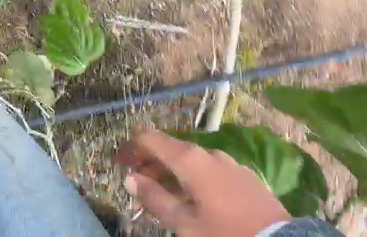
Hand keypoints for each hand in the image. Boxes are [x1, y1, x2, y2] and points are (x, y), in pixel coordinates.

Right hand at [118, 129, 291, 236]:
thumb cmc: (227, 236)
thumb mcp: (186, 226)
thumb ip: (156, 200)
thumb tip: (131, 179)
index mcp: (189, 159)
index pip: (150, 139)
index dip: (130, 148)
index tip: (118, 163)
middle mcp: (209, 153)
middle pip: (171, 150)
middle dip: (151, 164)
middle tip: (139, 184)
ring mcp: (231, 164)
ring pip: (193, 161)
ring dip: (174, 173)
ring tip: (167, 195)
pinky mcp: (248, 179)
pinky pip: (213, 172)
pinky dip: (196, 180)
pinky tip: (198, 200)